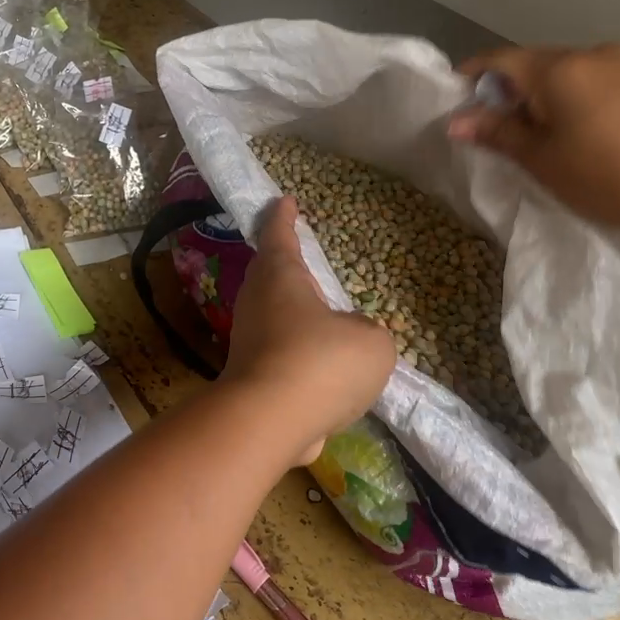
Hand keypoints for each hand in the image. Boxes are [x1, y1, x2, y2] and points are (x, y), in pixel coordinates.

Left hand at [222, 196, 396, 466]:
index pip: (279, 233)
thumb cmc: (319, 362)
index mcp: (280, 274)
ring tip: (320, 311)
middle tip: (301, 254)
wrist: (269, 418)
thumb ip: (367, 331)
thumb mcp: (370, 341)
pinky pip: (277, 347)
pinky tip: (317, 363)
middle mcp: (257, 298)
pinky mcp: (251, 371)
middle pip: (269, 271)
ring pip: (272, 311)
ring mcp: (249, 335)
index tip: (285, 201)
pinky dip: (295, 347)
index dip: (283, 216)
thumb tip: (350, 337)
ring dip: (292, 309)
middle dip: (284, 262)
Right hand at [447, 44, 619, 240]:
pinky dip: (589, 105)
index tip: (458, 109)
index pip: (497, 60)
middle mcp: (597, 54)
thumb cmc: (616, 177)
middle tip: (505, 135)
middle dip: (514, 94)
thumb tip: (457, 120)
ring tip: (555, 143)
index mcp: (559, 67)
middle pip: (537, 65)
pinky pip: (609, 86)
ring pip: (575, 76)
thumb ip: (498, 134)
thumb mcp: (544, 162)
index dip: (470, 80)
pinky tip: (601, 142)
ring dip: (554, 101)